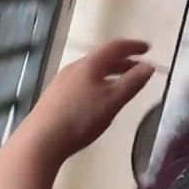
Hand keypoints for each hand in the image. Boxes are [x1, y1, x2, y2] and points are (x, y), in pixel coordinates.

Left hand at [11, 39, 154, 163]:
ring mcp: (61, 82)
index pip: (115, 47)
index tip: (148, 48)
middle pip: (102, 58)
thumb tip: (150, 66)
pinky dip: (97, 83)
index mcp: (90, 64)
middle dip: (123, 62)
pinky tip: (97, 99)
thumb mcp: (112, 101)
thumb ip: (132, 83)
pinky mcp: (54, 97)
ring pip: (91, 71)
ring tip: (121, 84)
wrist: (39, 143)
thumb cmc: (80, 119)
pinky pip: (82, 82)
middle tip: (138, 68)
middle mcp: (74, 68)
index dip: (133, 46)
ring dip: (110, 74)